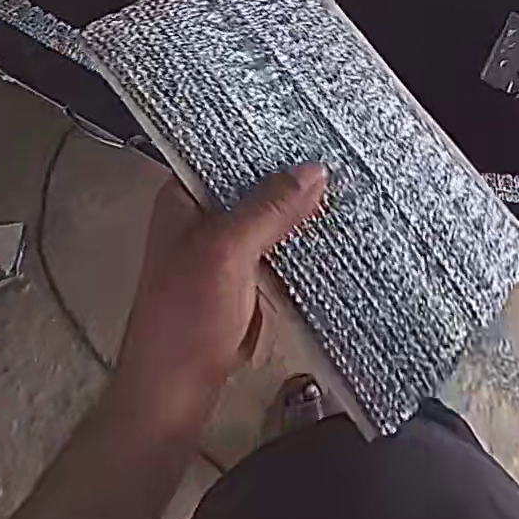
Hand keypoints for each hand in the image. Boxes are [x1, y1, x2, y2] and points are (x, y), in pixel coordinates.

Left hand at [112, 165, 327, 429]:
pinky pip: (272, 247)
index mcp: (183, 198)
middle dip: (289, 176)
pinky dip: (296, 240)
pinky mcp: (239, 276)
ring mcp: (220, 248)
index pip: (225, 150)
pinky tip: (329, 230)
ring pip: (265, 216)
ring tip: (343, 185)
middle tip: (338, 156)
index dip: (265, 139)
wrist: (175, 390)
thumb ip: (269, 208)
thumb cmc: (187, 317)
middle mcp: (200, 216)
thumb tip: (315, 171)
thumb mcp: (228, 253)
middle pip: (249, 184)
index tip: (310, 127)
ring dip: (296, 209)